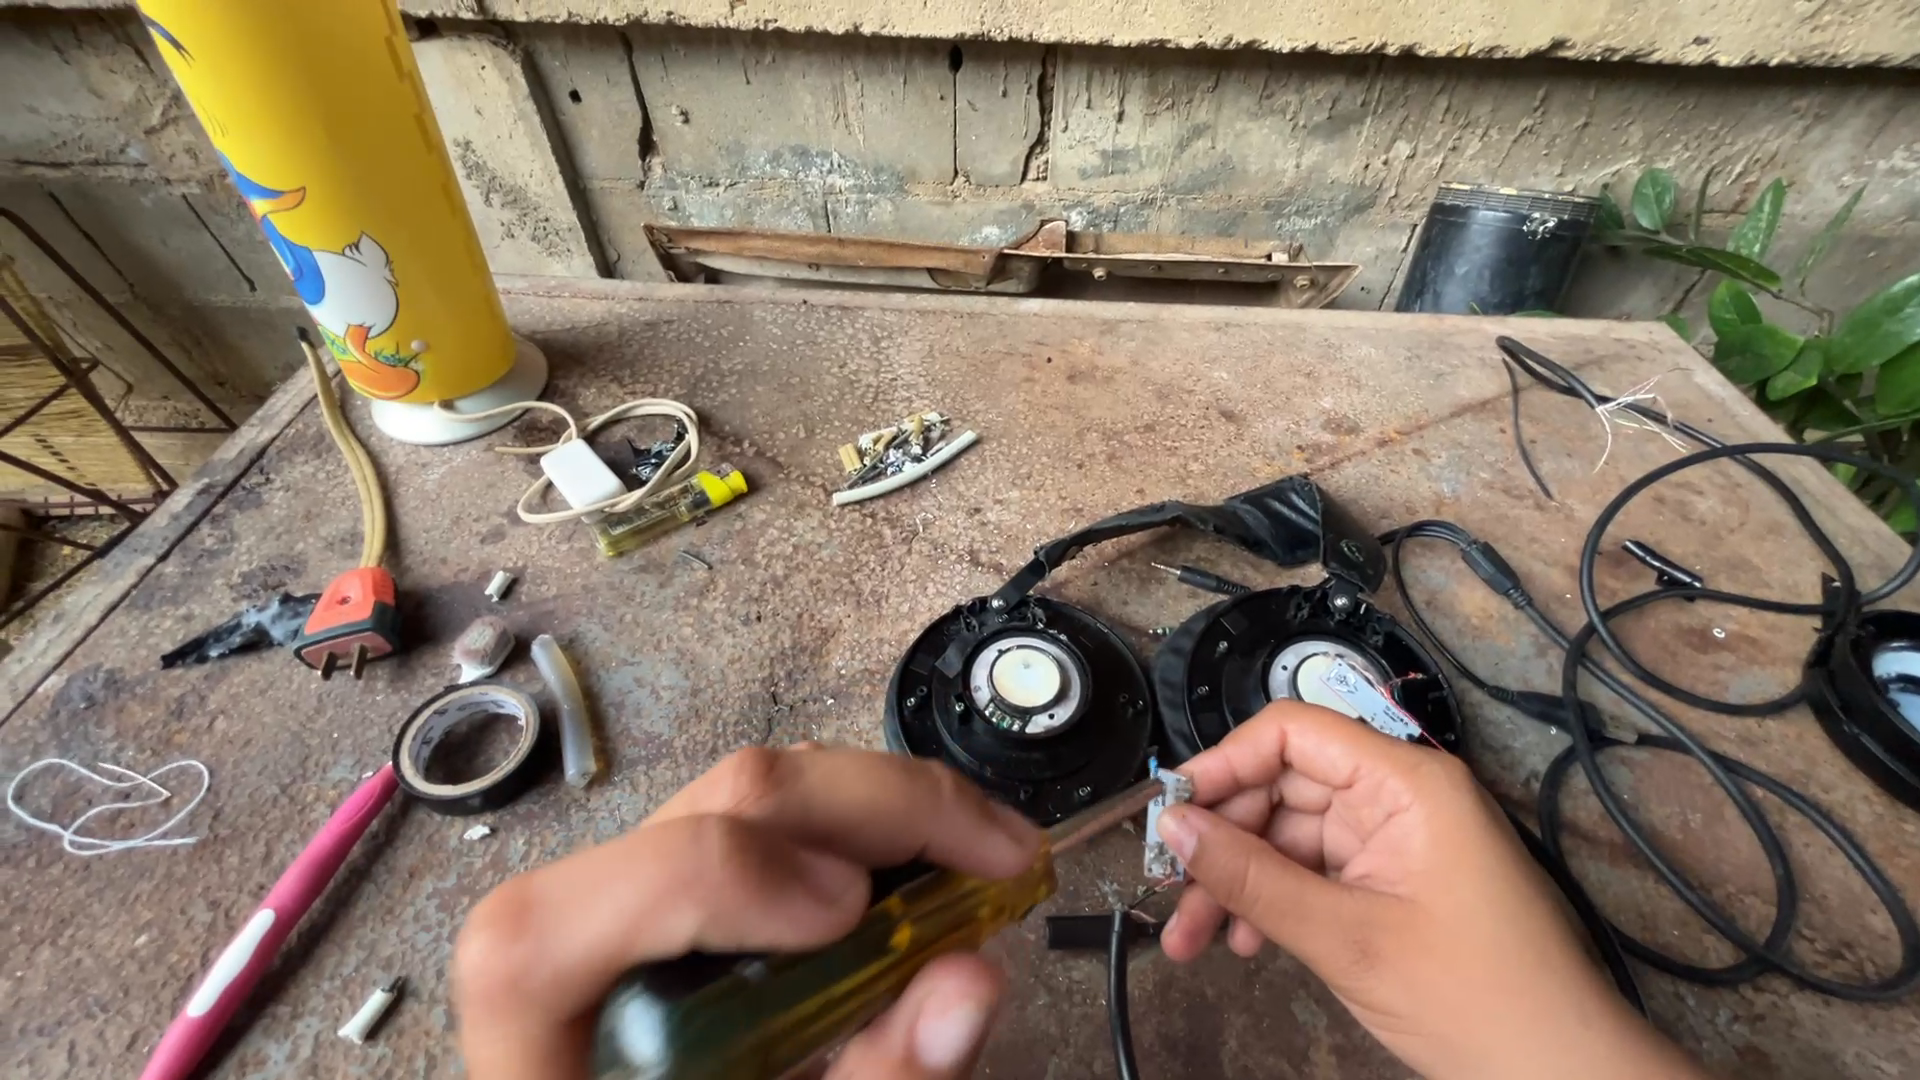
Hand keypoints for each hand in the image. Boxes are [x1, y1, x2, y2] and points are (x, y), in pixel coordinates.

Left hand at [452, 744, 1041, 1079]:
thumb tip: (973, 982)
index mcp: (541, 1003)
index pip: (605, 902)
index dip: (733, 886)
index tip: (858, 915)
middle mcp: (587, 908)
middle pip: (728, 798)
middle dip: (887, 807)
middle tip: (1001, 852)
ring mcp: (645, 868)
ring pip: (773, 782)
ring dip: (898, 801)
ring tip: (987, 848)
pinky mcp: (698, 856)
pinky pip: (791, 806)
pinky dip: (879, 817)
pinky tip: (939, 850)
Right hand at [1156, 703, 1705, 1079]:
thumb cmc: (1473, 1004)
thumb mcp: (1346, 939)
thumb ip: (1251, 877)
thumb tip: (1172, 825)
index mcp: (1403, 782)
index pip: (1292, 733)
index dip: (1225, 761)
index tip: (1173, 808)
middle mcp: (1393, 795)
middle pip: (1279, 788)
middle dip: (1220, 842)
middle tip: (1167, 886)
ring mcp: (1388, 839)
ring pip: (1283, 836)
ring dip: (1235, 883)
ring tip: (1188, 937)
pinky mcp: (1383, 879)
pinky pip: (1307, 871)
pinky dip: (1269, 902)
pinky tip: (1243, 943)